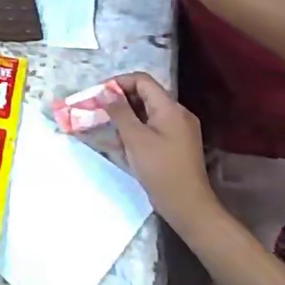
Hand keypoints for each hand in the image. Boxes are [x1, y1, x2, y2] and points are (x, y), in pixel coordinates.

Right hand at [105, 74, 222, 232]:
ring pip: (146, 111)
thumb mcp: (134, 138)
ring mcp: (178, 129)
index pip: (142, 81)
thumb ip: (119, 111)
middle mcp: (177, 114)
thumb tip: (105, 92)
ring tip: (105, 126)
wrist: (187, 204)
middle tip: (97, 109)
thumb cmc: (160, 168)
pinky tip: (120, 141)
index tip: (98, 95)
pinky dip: (134, 128)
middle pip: (144, 95)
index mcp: (170, 108)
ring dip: (125, 115)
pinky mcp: (175, 143)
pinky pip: (151, 126)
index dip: (118, 83)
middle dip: (119, 99)